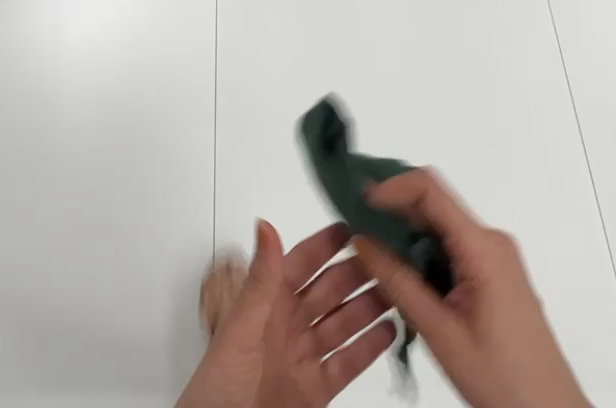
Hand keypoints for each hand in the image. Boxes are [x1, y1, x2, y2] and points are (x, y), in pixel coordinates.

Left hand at [177, 220, 398, 407]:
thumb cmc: (218, 385)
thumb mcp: (240, 326)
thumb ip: (260, 279)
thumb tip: (266, 226)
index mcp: (266, 304)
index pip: (301, 264)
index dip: (325, 245)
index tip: (353, 225)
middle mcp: (287, 325)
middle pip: (329, 291)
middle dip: (357, 272)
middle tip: (387, 255)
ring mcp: (304, 357)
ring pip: (343, 323)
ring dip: (369, 305)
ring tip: (397, 289)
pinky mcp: (316, 390)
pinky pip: (347, 364)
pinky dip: (369, 348)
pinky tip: (389, 331)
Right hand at [353, 170, 591, 407]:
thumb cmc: (501, 376)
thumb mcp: (439, 330)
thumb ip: (398, 281)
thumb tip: (359, 238)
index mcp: (482, 246)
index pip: (429, 189)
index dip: (389, 186)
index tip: (356, 202)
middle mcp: (490, 241)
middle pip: (432, 206)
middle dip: (391, 213)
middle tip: (354, 232)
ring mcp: (494, 257)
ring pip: (438, 229)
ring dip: (405, 238)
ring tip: (373, 261)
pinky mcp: (493, 274)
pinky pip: (450, 249)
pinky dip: (422, 256)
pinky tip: (402, 280)